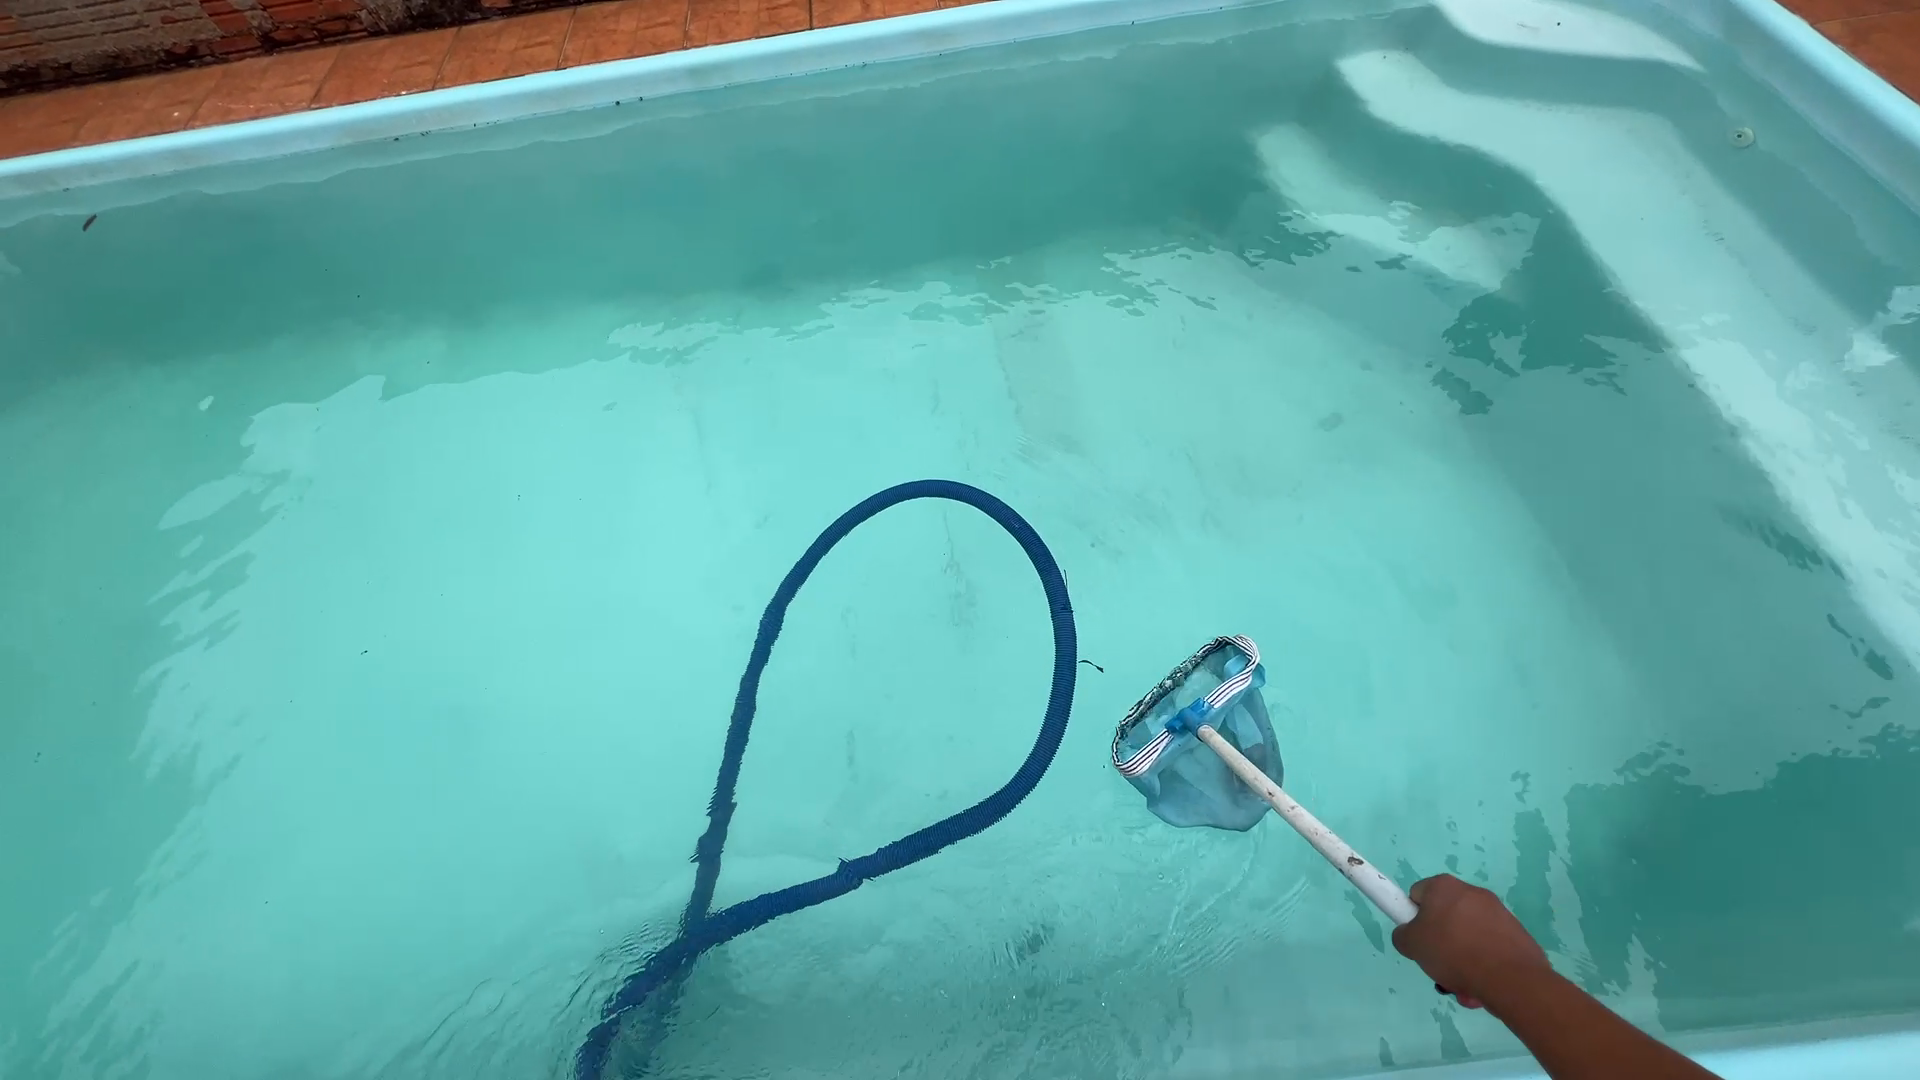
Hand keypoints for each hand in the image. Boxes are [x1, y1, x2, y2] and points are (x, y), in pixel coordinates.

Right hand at [1392, 874, 1550, 1010]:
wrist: (1513, 981)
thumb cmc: (1454, 953)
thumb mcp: (1411, 945)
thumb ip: (1402, 935)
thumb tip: (1410, 936)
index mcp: (1443, 886)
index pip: (1418, 896)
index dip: (1415, 918)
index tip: (1421, 940)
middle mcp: (1472, 892)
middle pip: (1446, 917)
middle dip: (1442, 942)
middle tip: (1440, 965)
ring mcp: (1500, 914)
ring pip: (1470, 936)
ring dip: (1464, 958)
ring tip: (1464, 985)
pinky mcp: (1520, 936)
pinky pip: (1493, 948)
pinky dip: (1486, 964)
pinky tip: (1484, 987)